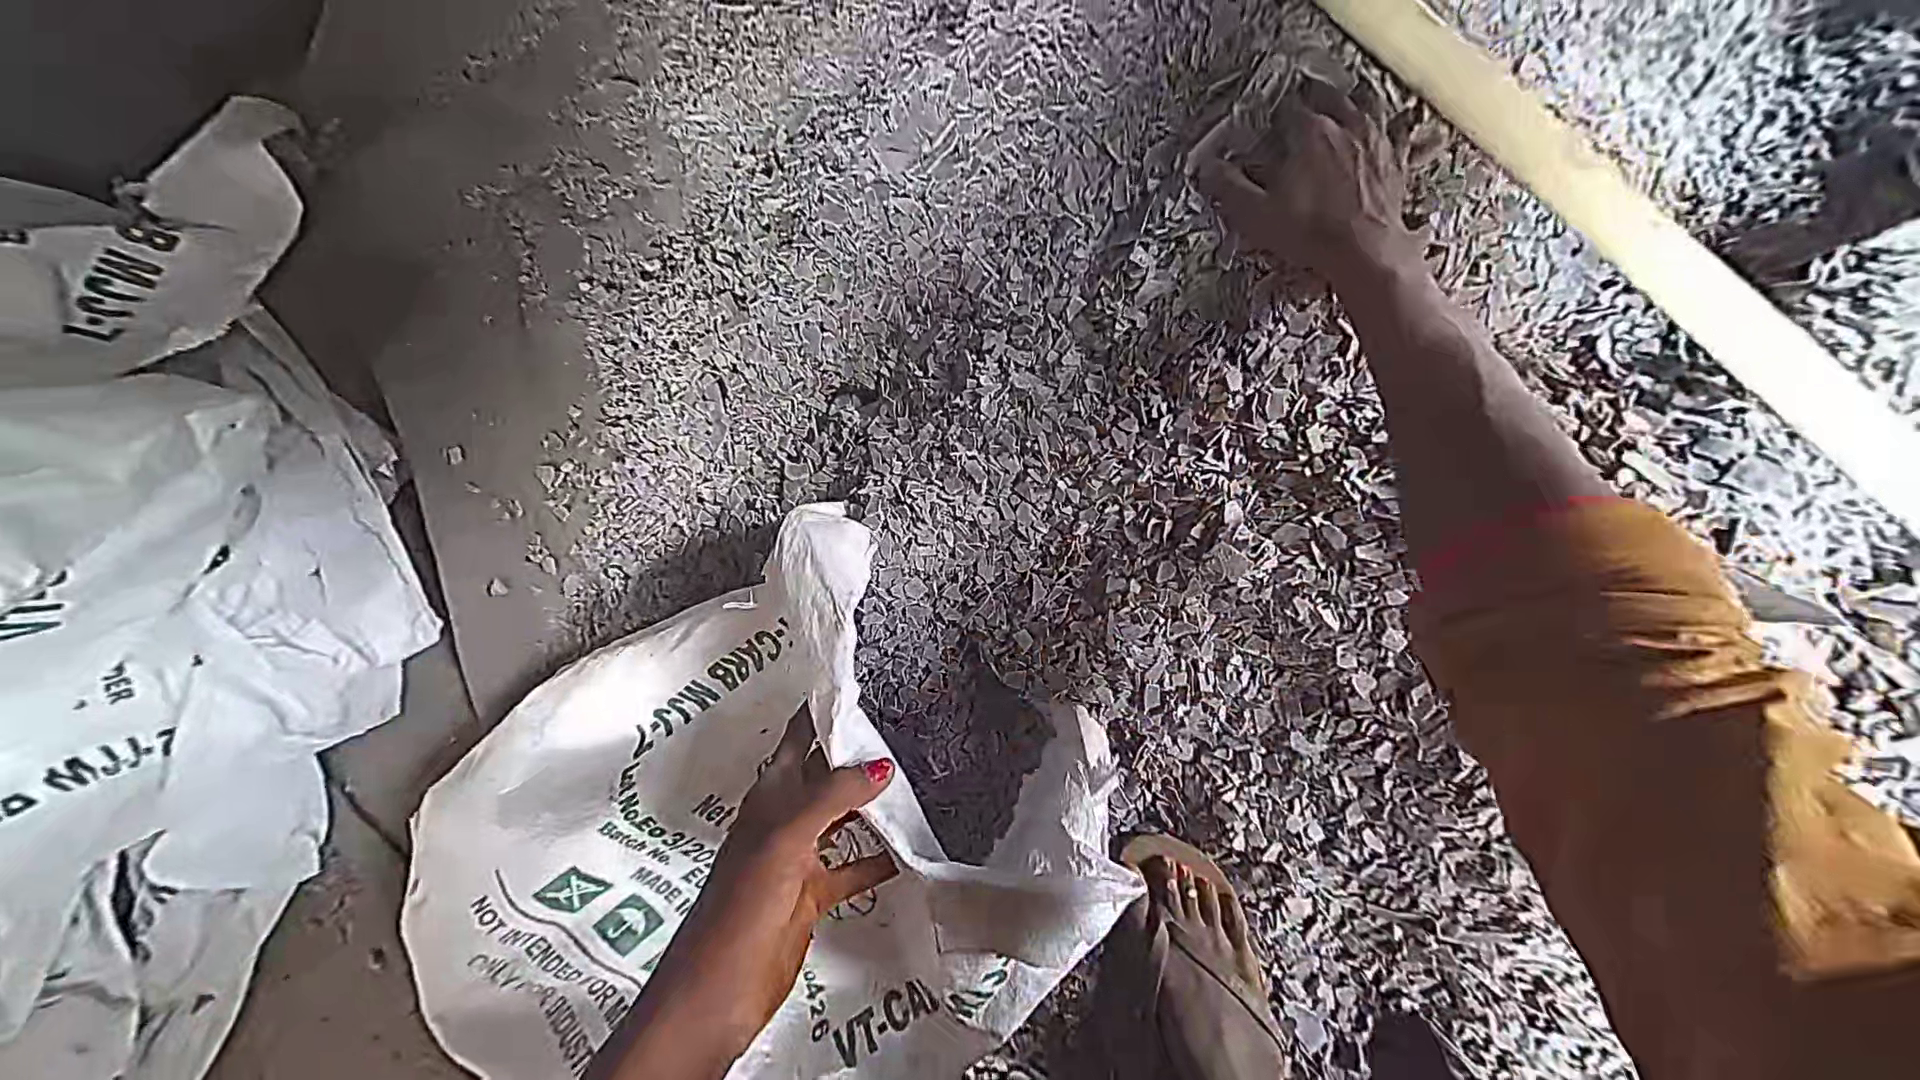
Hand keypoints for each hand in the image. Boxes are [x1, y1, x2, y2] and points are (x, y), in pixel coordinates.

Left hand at [597, 707, 896, 1079]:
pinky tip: (903, 852)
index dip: (822, 713)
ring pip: (842, 816)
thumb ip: (833, 797)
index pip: (798, 738)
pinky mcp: (811, 892)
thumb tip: (878, 765)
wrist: (715, 994)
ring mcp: (798, 855)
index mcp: (771, 795)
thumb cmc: (736, 912)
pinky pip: (853, 865)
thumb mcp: (786, 840)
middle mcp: (785, 818)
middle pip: (825, 774)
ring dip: (871, 803)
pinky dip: (878, 857)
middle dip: (856, 754)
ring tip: (908, 784)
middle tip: (896, 733)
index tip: (853, 689)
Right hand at [1190, 73, 1424, 283]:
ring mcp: (1374, 140)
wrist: (1363, 251)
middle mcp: (1346, 127)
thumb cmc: (1311, 232)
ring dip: (1345, 109)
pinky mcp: (1395, 160)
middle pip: (1327, 98)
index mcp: (1309, 133)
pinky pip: (1389, 133)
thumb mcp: (1256, 214)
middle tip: (1299, 111)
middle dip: (1311, 102)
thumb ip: (1230, 187)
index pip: (1287, 110)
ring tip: (1334, 116)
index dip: (1272, 118)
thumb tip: (1209, 169)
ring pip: (1360, 107)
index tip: (1266, 127)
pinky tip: (1371, 141)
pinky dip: (1378, 133)